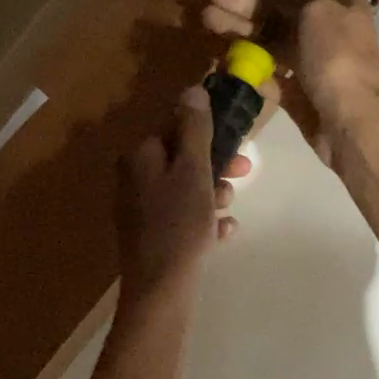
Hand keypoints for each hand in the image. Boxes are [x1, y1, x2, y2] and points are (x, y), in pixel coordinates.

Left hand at [116, 86, 249, 300]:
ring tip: (229, 209)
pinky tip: (224, 233)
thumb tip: (192, 89)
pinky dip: (205, 221)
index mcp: (139, 158)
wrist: (160, 289)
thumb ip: (194, 130)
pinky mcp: (152, 237)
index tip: (237, 141)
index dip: (208, 132)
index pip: (174, 128)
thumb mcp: (192, 171)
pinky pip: (183, 218)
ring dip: (213, 194)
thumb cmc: (179, 225)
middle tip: (243, 172)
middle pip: (181, 159)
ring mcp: (141, 211)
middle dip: (215, 165)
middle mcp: (134, 180)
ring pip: (185, 189)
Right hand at [203, 0, 378, 167]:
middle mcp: (327, 32)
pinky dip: (250, 68)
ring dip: (241, 31)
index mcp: (340, 5)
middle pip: (281, 13)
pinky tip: (225, 59)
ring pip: (271, 43)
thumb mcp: (317, 9)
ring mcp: (311, 64)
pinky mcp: (298, 94)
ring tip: (208, 20)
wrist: (350, 119)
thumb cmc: (337, 55)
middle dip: (247, 4)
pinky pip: (270, 76)